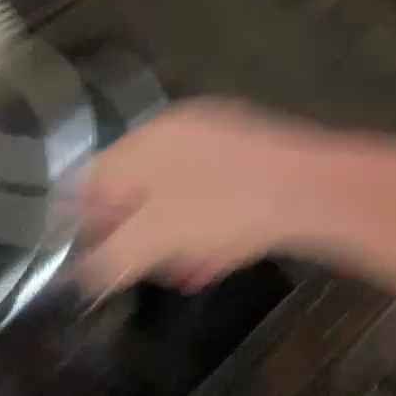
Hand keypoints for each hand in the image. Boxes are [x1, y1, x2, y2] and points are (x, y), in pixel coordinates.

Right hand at [74, 99, 307, 294]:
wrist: (310, 187)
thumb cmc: (225, 207)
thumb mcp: (152, 241)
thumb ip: (109, 258)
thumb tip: (89, 270)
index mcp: (149, 137)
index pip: (91, 175)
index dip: (85, 219)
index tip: (93, 253)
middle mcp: (183, 125)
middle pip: (139, 182)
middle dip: (139, 229)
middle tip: (145, 265)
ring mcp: (223, 134)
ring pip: (182, 189)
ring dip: (178, 232)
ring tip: (186, 267)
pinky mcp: (255, 151)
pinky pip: (217, 189)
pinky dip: (212, 221)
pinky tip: (220, 254)